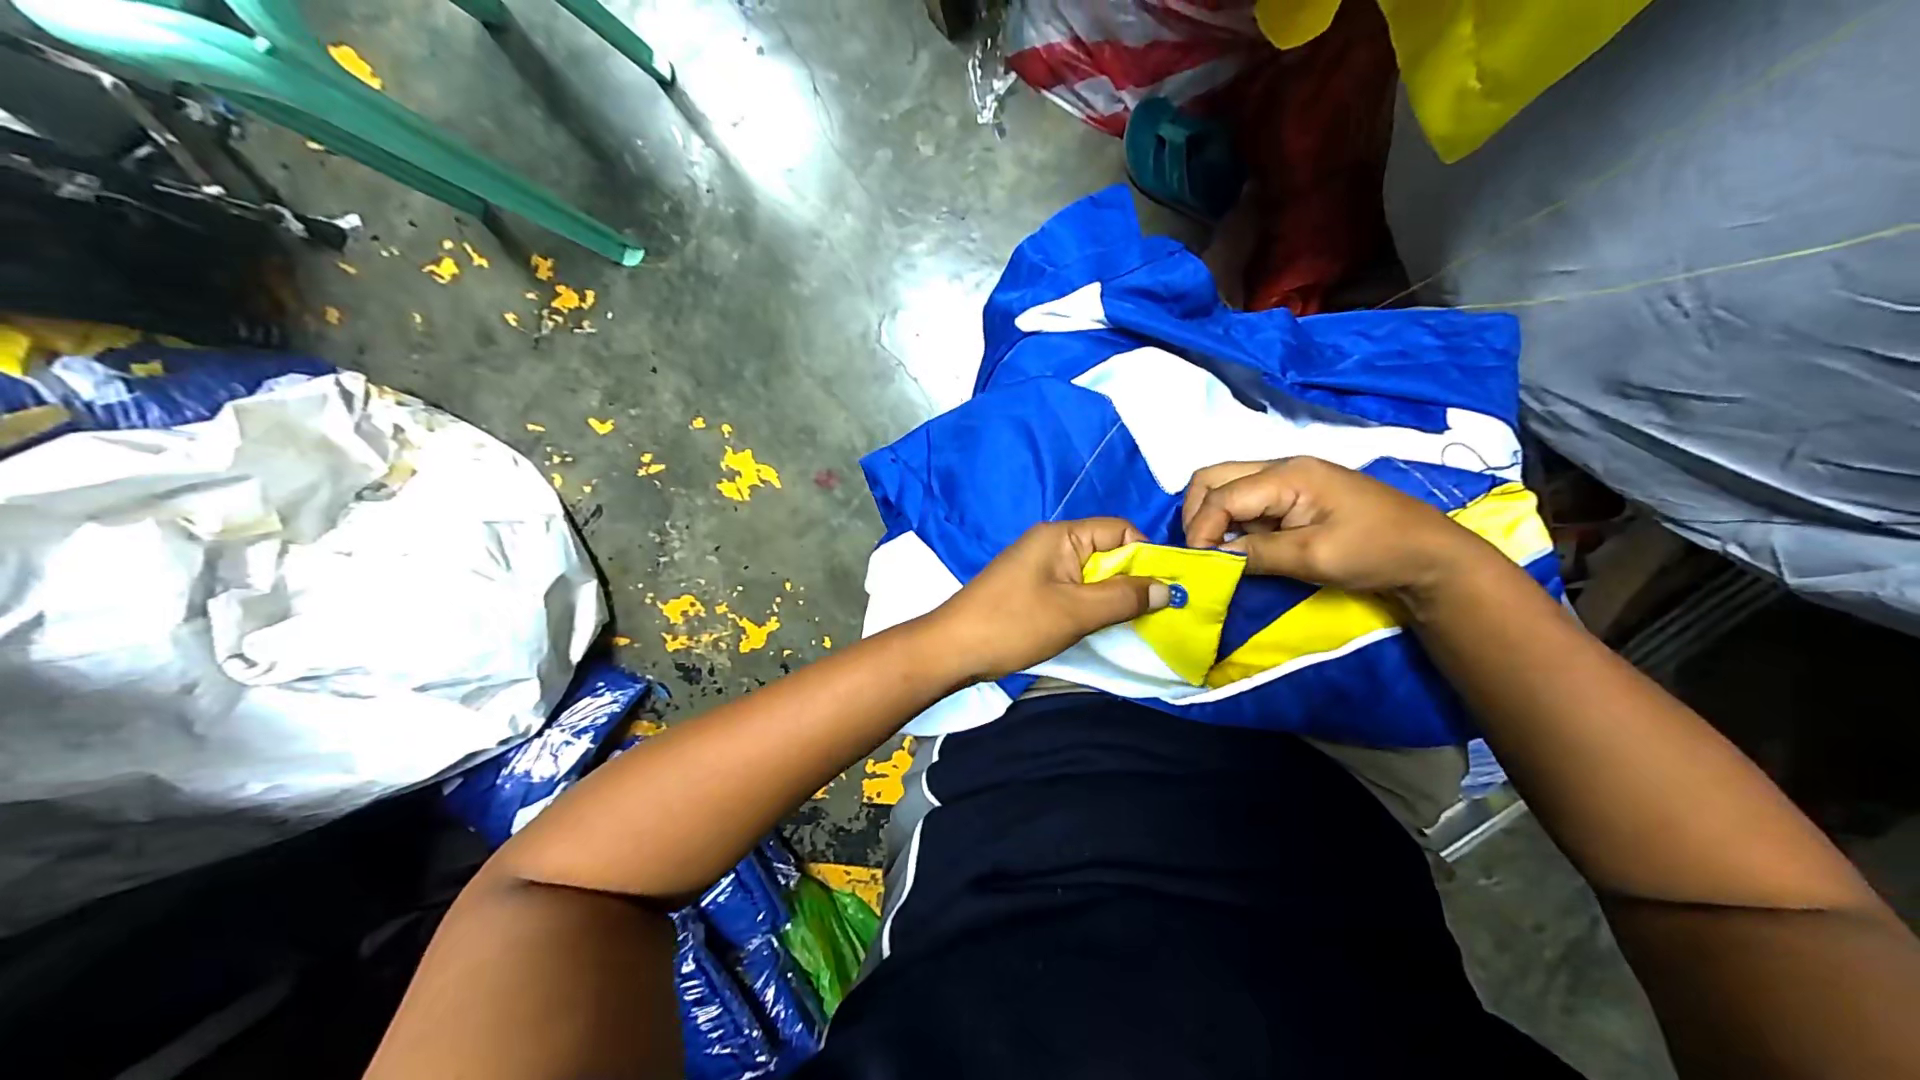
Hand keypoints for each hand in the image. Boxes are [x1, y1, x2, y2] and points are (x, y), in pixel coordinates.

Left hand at [923, 518, 1169, 680]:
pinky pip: (1073, 588)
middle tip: (1149, 612)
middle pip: (1107, 551)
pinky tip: (1096, 626)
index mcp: (1061, 535)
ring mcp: (1039, 566)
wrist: (953, 648)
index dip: (1146, 555)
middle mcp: (1051, 543)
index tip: (1160, 589)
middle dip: (1131, 579)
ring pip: (1091, 574)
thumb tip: (1166, 588)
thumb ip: (1123, 598)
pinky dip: (1089, 604)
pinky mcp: (1031, 588)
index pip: (1120, 530)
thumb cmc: (1014, 624)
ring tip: (1126, 623)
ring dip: (1110, 596)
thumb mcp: (1076, 612)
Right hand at [1181, 457, 1504, 608]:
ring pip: (1225, 488)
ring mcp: (1288, 480)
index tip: (1200, 567)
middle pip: (1212, 479)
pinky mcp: (1294, 497)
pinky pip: (1246, 503)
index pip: (1220, 496)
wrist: (1432, 556)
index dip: (1201, 531)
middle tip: (1201, 553)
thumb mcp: (1314, 557)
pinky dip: (1233, 525)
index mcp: (1287, 475)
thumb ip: (1256, 554)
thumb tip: (1211, 558)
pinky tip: (1243, 549)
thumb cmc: (1377, 552)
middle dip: (1196, 516)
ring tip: (1221, 554)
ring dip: (1214, 520)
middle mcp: (1281, 468)